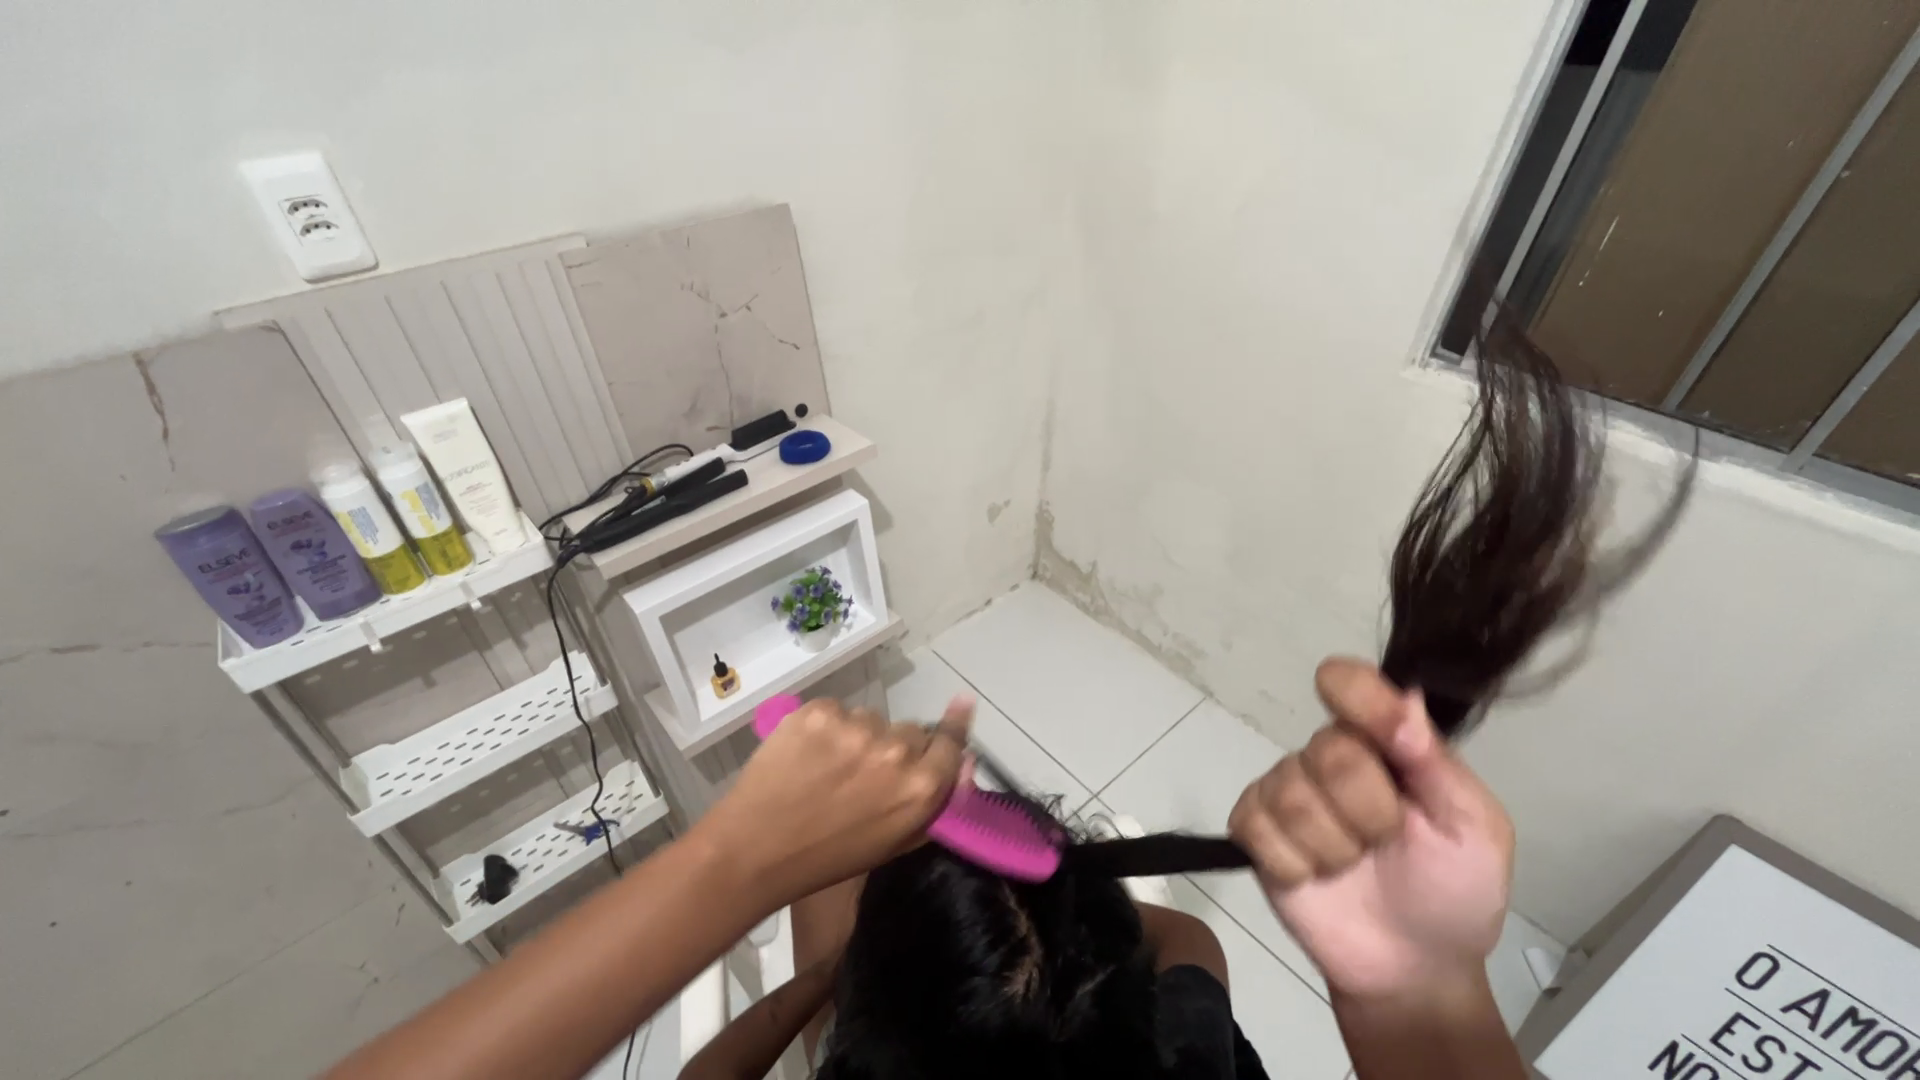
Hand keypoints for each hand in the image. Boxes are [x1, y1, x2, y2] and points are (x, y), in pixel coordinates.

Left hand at [697, 695, 971, 908]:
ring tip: (828, 768)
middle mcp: (896, 750)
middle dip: (895, 747)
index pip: (951, 741)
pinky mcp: (820, 711)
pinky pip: (837, 710)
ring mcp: (855, 726)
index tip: (961, 704)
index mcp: (921, 786)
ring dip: (858, 737)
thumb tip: (966, 761)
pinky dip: (826, 727)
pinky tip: (807, 753)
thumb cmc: (830, 857)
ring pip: (871, 719)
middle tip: (864, 774)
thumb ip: (936, 802)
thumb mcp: (895, 842)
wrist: (754, 849)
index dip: (954, 726)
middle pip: (910, 731)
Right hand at [1227, 659, 1513, 1000]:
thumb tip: (1407, 699)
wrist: (1409, 966)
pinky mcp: (1252, 828)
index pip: (1352, 686)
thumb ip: (1436, 765)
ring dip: (1332, 847)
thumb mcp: (1472, 830)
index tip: (1376, 725)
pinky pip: (1256, 827)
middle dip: (1367, 811)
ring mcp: (1284, 790)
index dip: (1356, 694)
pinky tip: (1312, 877)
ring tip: (1350, 867)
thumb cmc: (1453, 892)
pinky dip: (1292, 863)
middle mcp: (1328, 757)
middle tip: (1387, 843)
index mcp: (1384, 745)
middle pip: (1328, 752)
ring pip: (1291, 795)